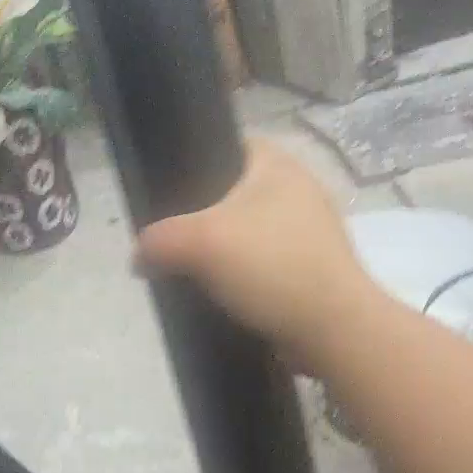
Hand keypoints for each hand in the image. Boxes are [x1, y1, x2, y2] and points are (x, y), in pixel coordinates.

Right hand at [137, 139, 383, 362]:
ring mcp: (311, 233)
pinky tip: (222, 298)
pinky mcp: (314, 271)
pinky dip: (246, 280)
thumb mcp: (201, 243)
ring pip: (251, 234)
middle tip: (171, 239)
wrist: (334, 329)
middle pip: (235, 193)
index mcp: (280, 164)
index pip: (230, 144)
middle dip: (204, 217)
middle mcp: (300, 190)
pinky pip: (267, 267)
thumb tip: (137, 257)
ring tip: (190, 272)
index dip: (196, 161)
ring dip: (224, 254)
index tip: (167, 192)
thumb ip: (159, 240)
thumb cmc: (272, 266)